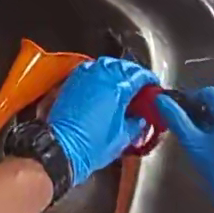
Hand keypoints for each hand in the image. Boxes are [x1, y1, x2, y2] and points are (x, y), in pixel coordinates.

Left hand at [45, 58, 157, 185]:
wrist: (60, 149)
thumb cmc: (91, 146)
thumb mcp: (122, 138)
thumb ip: (135, 124)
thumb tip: (140, 119)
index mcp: (119, 87)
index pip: (140, 75)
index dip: (149, 81)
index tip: (153, 87)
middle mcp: (103, 75)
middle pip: (124, 66)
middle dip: (134, 74)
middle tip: (139, 87)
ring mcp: (86, 75)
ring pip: (107, 64)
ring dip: (117, 71)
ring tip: (122, 84)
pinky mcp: (73, 79)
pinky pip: (92, 69)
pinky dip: (100, 73)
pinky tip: (102, 84)